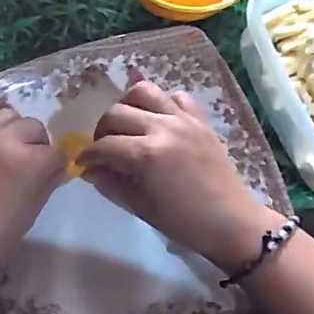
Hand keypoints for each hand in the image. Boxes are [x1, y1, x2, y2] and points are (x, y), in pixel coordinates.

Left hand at [0, 108, 64, 279]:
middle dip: (40, 143)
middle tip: (34, 163)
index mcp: (30, 162)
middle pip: (35, 127)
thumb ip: (48, 182)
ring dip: (17, 131)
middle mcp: (7, 141)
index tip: (53, 174)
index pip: (57, 152)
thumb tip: (58, 168)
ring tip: (12, 151)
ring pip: (10, 116)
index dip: (58, 164)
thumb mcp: (33, 210)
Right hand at [79, 82, 284, 271]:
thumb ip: (111, 183)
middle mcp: (163, 128)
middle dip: (102, 131)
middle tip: (103, 149)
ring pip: (143, 92)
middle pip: (117, 113)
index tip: (83, 164)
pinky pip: (176, 97)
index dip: (88, 155)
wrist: (231, 222)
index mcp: (146, 154)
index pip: (104, 146)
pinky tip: (157, 121)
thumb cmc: (183, 221)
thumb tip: (89, 169)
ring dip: (126, 105)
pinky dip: (161, 103)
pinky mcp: (200, 120)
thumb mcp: (140, 206)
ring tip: (126, 125)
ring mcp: (184, 120)